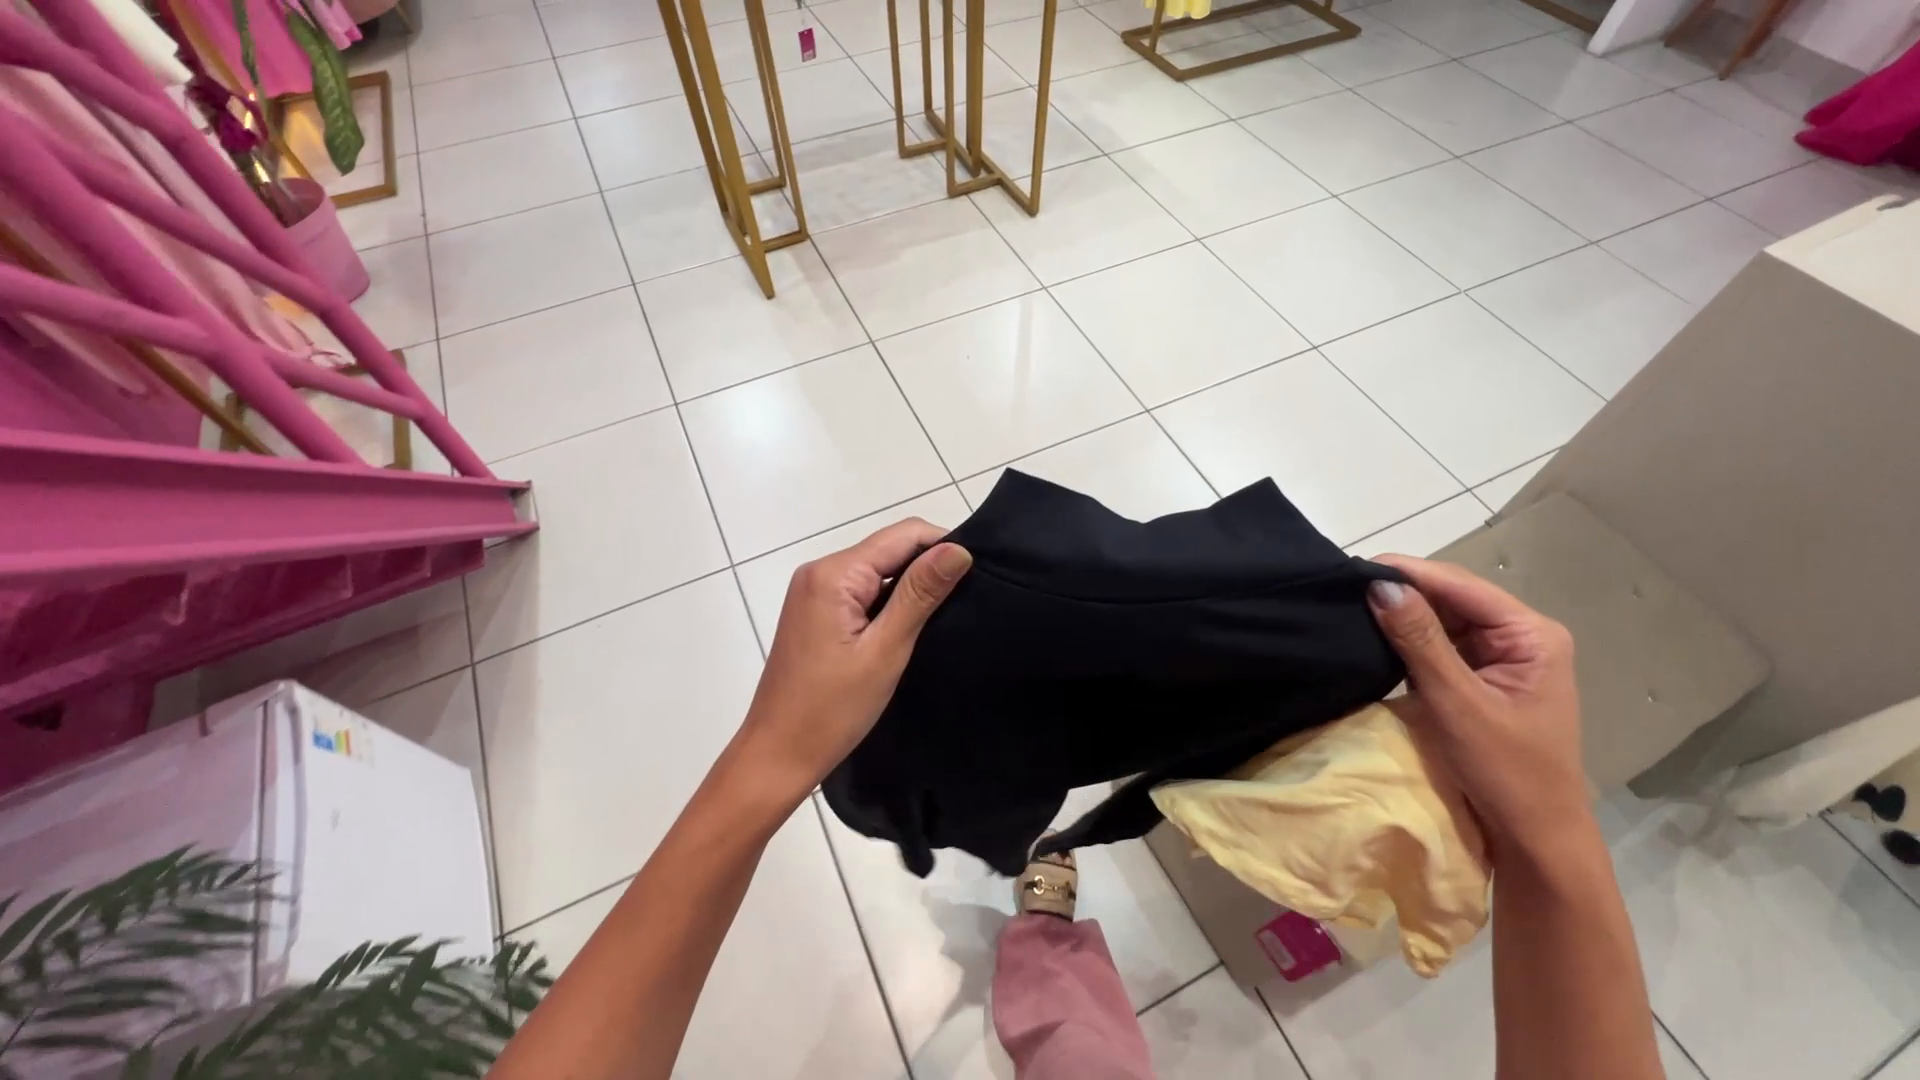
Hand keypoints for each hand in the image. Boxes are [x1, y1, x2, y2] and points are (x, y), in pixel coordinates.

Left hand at [731, 519, 972, 802]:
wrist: (776, 755)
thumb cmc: (831, 710)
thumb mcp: (885, 650)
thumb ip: (920, 594)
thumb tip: (958, 549)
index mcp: (834, 573)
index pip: (903, 534)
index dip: (943, 545)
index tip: (979, 574)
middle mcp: (819, 571)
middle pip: (889, 548)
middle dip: (927, 567)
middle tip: (966, 601)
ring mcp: (813, 592)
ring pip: (876, 571)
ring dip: (909, 587)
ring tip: (944, 616)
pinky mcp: (814, 613)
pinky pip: (860, 592)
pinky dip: (887, 603)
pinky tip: (909, 628)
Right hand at [1366, 555, 1590, 859]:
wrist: (1533, 837)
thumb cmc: (1505, 771)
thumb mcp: (1456, 702)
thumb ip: (1419, 639)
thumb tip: (1378, 585)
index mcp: (1530, 634)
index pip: (1460, 585)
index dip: (1406, 572)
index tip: (1350, 569)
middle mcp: (1519, 636)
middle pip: (1452, 596)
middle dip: (1401, 590)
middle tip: (1342, 587)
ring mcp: (1500, 656)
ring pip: (1442, 618)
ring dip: (1401, 614)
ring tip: (1349, 605)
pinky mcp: (1480, 676)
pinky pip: (1439, 643)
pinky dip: (1407, 639)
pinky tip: (1373, 634)